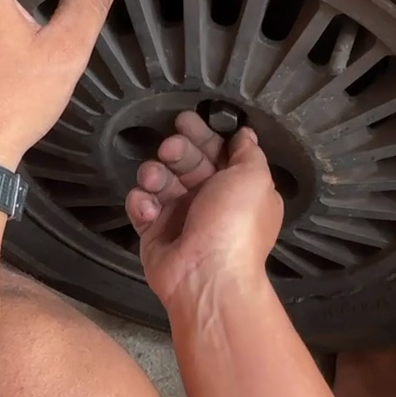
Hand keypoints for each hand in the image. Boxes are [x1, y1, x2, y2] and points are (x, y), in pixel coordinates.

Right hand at [126, 111, 284, 310]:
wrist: (206, 275)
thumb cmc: (235, 226)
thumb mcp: (254, 178)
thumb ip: (248, 152)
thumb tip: (245, 134)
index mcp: (237, 188)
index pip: (217, 151)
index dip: (202, 134)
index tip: (186, 121)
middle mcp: (210, 200)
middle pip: (186, 161)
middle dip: (177, 151)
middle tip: (171, 150)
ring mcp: (180, 216)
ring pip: (160, 180)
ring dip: (155, 175)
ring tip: (155, 181)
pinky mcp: (154, 232)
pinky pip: (141, 206)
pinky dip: (141, 203)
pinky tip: (148, 209)